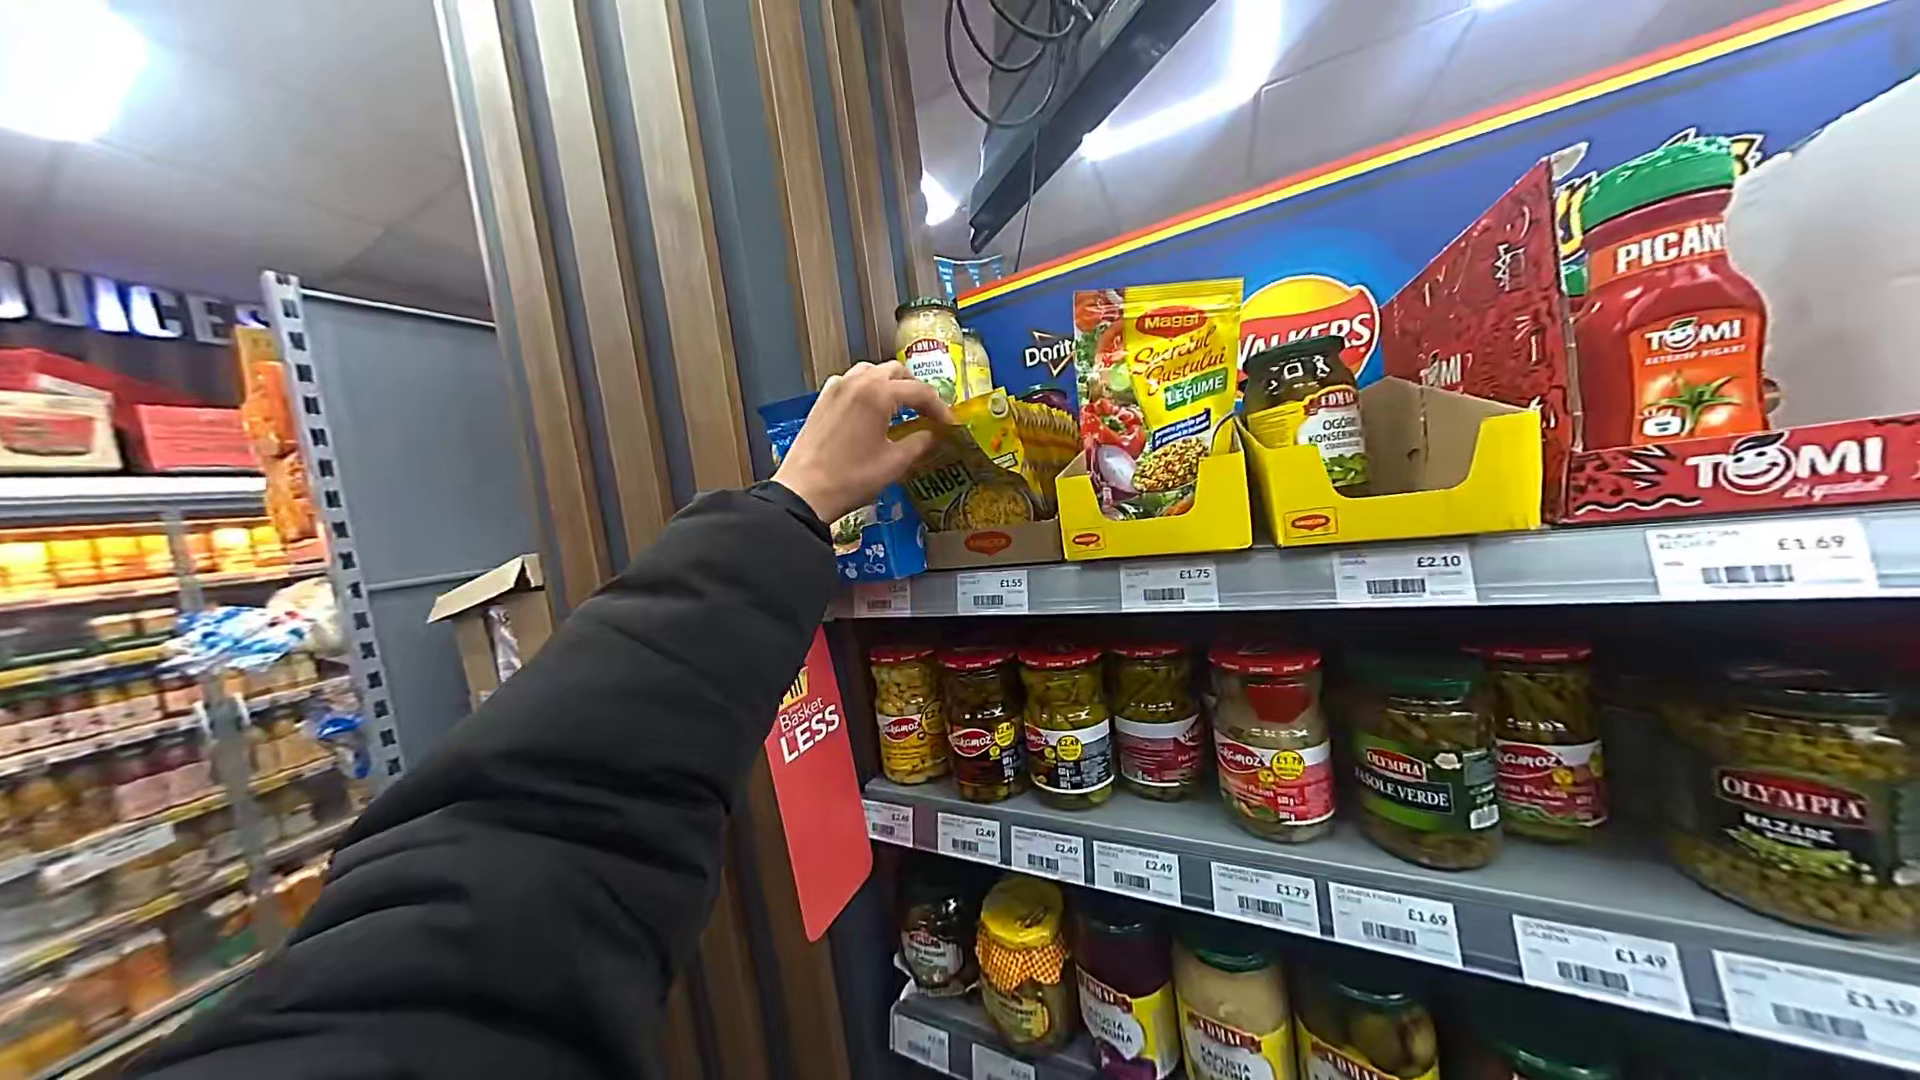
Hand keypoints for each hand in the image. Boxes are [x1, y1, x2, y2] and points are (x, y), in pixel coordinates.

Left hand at [773, 361, 953, 522]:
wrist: (805, 492)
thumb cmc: (852, 478)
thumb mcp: (894, 463)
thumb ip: (919, 443)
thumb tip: (933, 435)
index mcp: (878, 393)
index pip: (919, 391)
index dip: (939, 408)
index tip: (949, 425)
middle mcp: (857, 382)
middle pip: (896, 372)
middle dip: (915, 390)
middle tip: (927, 414)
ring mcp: (836, 388)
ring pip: (872, 372)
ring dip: (891, 385)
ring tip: (901, 408)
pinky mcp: (823, 400)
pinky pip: (851, 383)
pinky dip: (867, 390)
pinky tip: (871, 411)